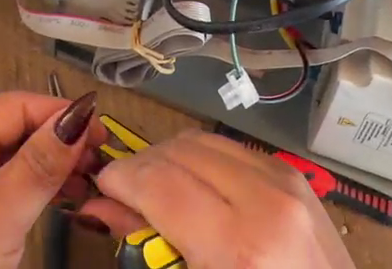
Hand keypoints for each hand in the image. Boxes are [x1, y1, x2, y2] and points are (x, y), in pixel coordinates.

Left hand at [0, 91, 106, 268]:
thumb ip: (39, 164)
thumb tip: (78, 117)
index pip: (20, 104)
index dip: (63, 116)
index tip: (104, 136)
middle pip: (19, 126)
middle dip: (61, 142)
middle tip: (102, 165)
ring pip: (17, 155)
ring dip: (53, 165)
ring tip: (88, 183)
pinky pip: (8, 181)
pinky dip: (37, 186)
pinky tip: (61, 198)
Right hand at [81, 132, 355, 268]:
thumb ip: (147, 248)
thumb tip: (98, 206)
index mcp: (239, 245)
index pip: (158, 182)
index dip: (120, 178)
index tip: (100, 186)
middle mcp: (264, 201)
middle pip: (177, 152)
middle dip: (141, 166)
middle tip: (123, 192)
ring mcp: (284, 180)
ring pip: (202, 141)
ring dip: (170, 158)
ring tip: (157, 190)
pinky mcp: (293, 174)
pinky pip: (230, 149)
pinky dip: (202, 161)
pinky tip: (195, 188)